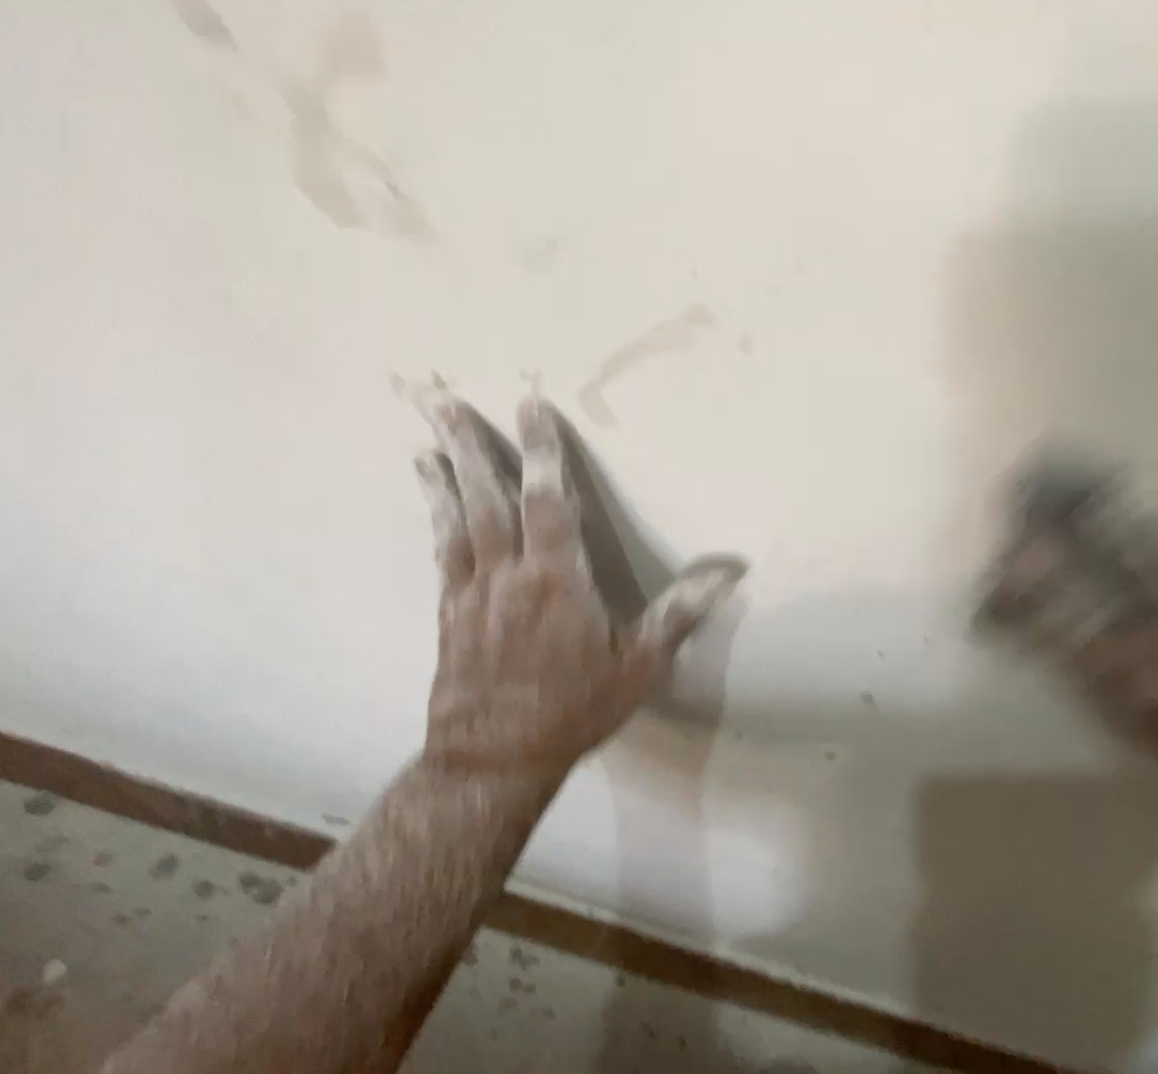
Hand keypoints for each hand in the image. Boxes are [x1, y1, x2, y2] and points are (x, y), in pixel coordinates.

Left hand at [415, 393, 743, 772]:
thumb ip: (680, 612)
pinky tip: (431, 499)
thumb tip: (731, 571)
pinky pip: (442, 553)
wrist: (495, 758)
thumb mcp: (641, 665)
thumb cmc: (575, 709)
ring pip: (456, 520)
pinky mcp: (451, 614)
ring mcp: (473, 593)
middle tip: (441, 400)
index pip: (548, 502)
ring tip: (426, 436)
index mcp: (558, 580)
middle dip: (468, 446)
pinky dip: (436, 517)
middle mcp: (509, 576)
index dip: (541, 452)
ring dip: (443, 474)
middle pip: (487, 498)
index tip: (530, 407)